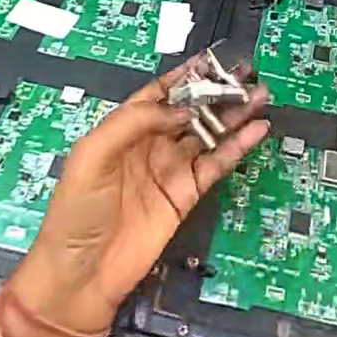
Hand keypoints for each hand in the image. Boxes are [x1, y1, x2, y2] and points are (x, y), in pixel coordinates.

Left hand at [8, 64, 268, 334]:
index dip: (187, 75)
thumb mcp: (92, 155)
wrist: (81, 276)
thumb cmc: (76, 211)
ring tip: (261, 95)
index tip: (212, 60)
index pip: (161, 92)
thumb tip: (181, 108)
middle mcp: (153, 141)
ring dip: (236, 113)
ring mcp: (173, 167)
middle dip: (218, 90)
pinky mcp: (188, 193)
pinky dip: (239, 146)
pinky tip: (256, 130)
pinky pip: (218, 162)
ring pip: (211, 131)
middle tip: (247, 74)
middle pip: (192, 108)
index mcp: (127, 126)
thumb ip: (134, 122)